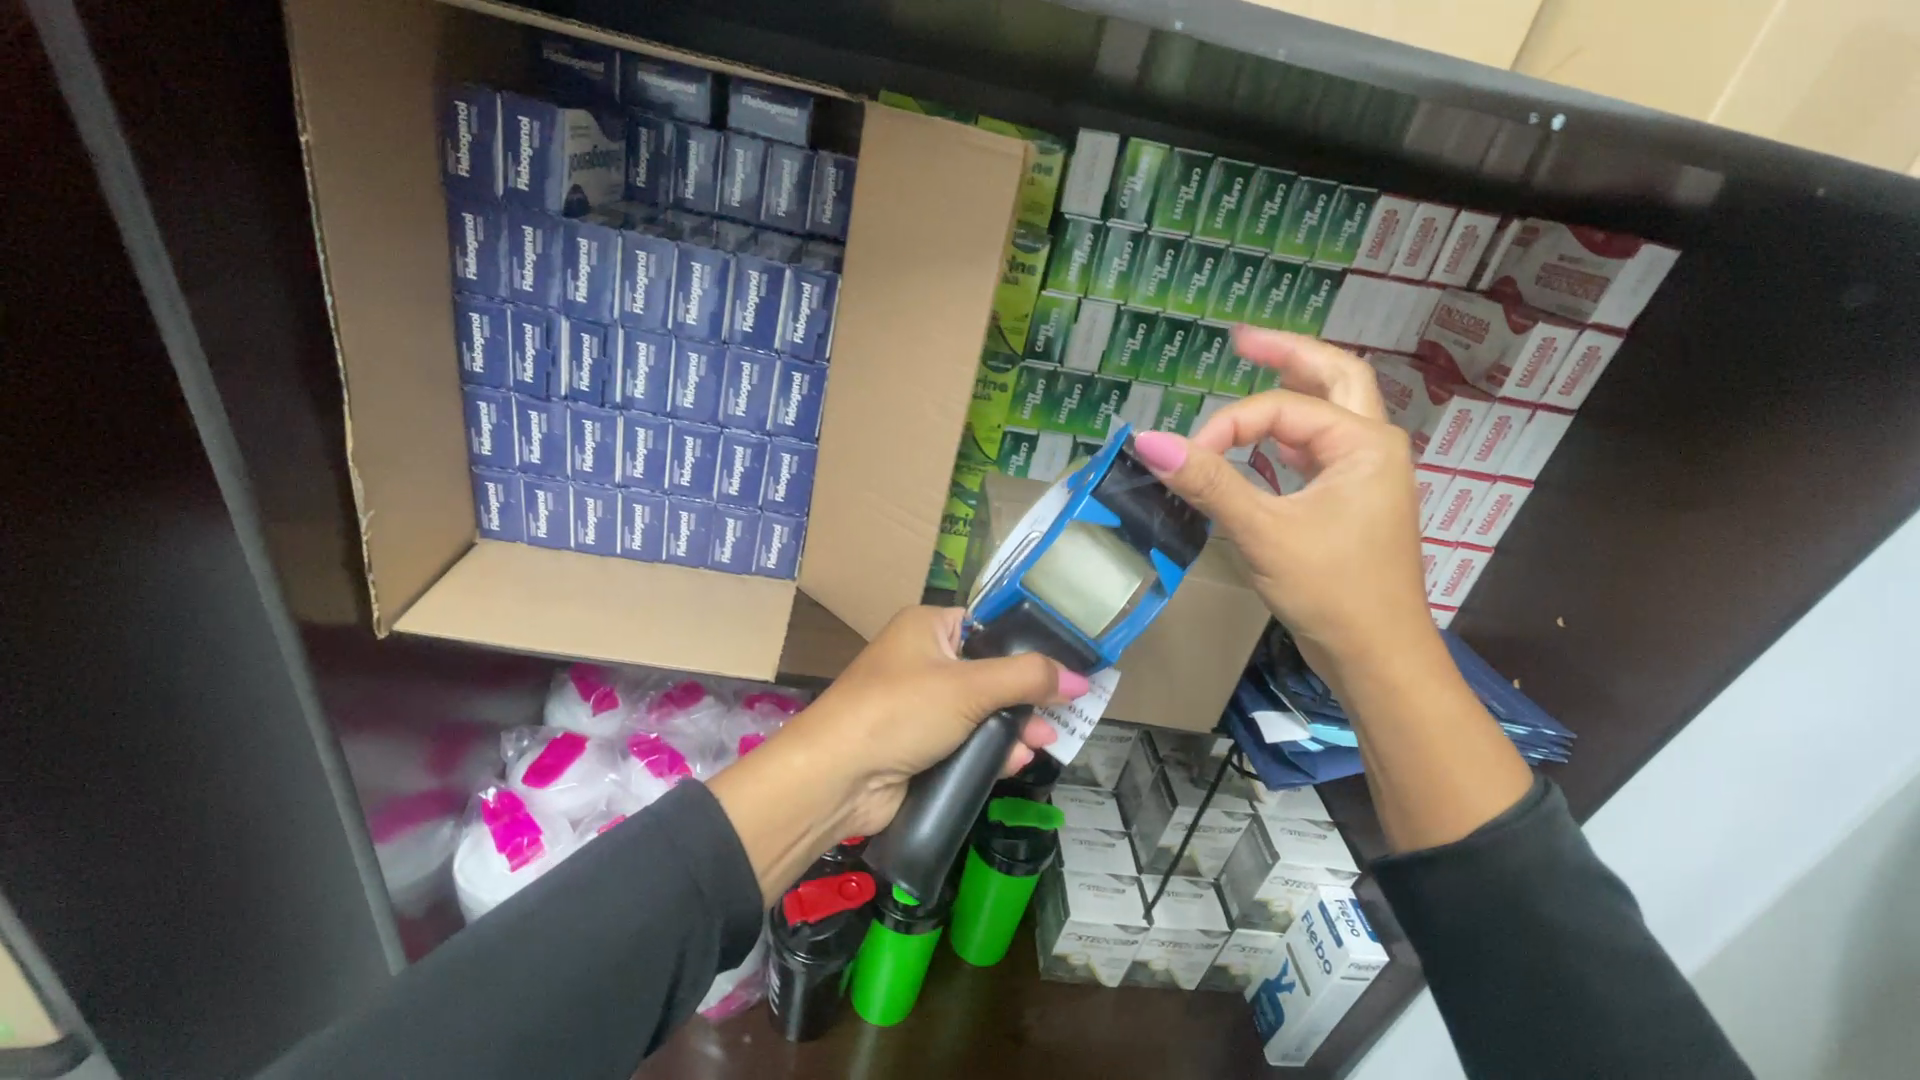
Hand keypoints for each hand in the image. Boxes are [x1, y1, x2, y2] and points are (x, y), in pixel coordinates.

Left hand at [762, 606, 1082, 839]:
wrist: (836, 778)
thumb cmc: (900, 711)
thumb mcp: (970, 687)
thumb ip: (1028, 678)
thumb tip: (1081, 678)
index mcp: (928, 627)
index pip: (988, 625)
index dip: (1027, 645)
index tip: (1065, 666)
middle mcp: (923, 660)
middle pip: (991, 672)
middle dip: (1026, 697)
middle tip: (1061, 715)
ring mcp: (920, 706)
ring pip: (982, 712)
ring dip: (1013, 728)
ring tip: (1044, 743)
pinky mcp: (920, 745)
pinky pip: (967, 741)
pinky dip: (991, 750)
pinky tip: (1015, 762)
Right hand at [1129, 328, 1435, 678]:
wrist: (1377, 655)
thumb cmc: (1332, 590)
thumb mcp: (1264, 532)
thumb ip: (1208, 483)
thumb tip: (1149, 442)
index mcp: (1363, 444)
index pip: (1282, 409)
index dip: (1229, 423)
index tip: (1188, 456)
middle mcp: (1372, 448)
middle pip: (1335, 378)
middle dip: (1289, 355)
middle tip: (1242, 341)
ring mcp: (1367, 476)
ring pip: (1331, 414)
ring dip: (1293, 393)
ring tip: (1253, 370)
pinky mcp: (1352, 504)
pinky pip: (1319, 452)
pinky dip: (1289, 438)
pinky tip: (1262, 446)